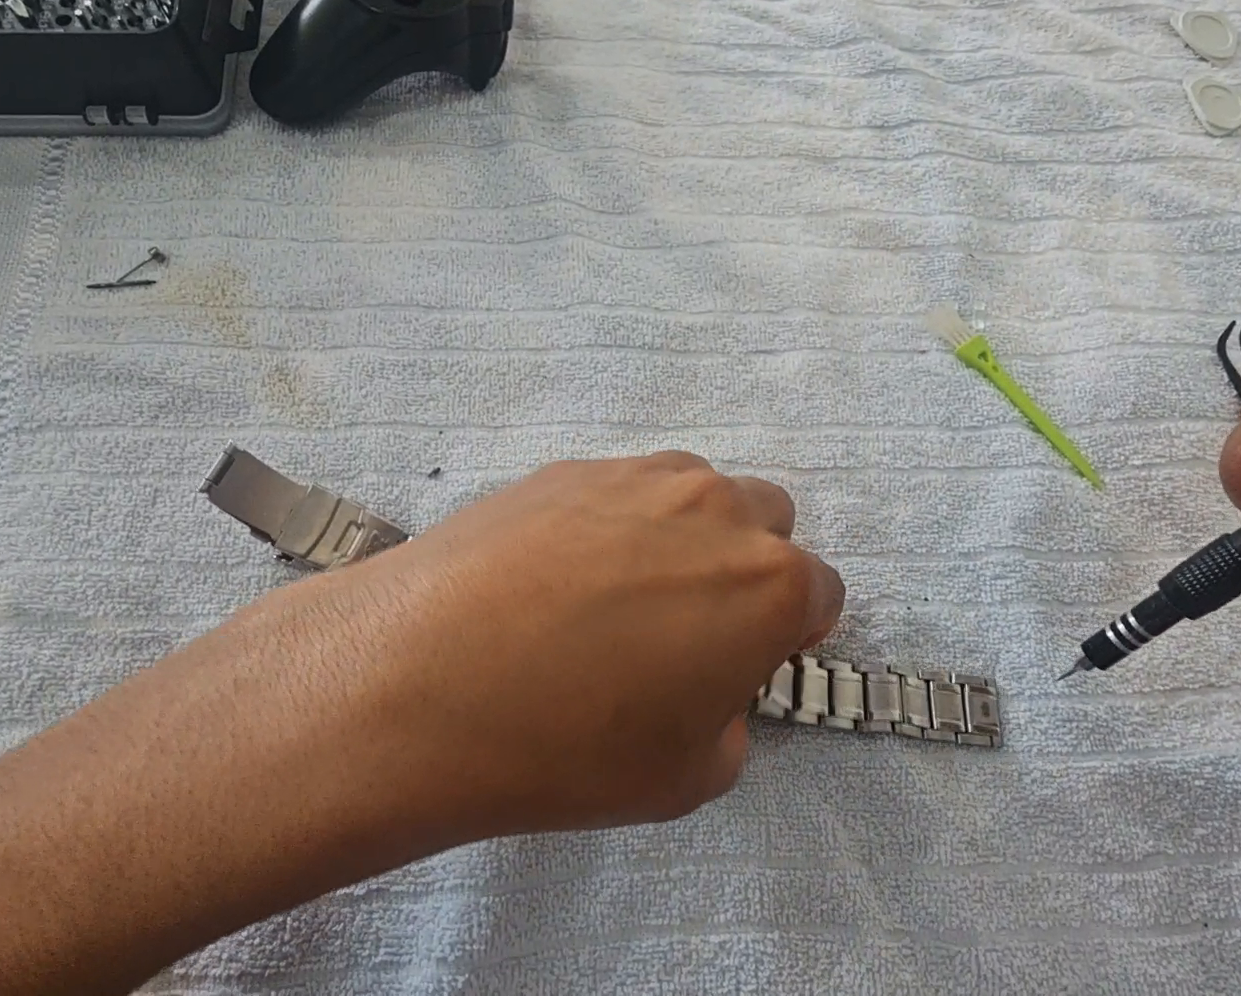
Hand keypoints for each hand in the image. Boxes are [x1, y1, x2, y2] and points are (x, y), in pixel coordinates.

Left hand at [256, 450, 844, 837]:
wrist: (420, 680)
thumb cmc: (568, 744)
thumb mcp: (687, 776)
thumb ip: (731, 716)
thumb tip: (710, 678)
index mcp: (771, 584)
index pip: (821, 593)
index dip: (790, 631)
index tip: (747, 657)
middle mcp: (718, 509)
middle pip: (768, 521)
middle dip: (747, 565)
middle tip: (685, 621)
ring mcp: (639, 475)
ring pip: (696, 492)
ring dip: (684, 532)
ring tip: (615, 591)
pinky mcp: (569, 465)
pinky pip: (623, 488)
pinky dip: (616, 520)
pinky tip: (557, 571)